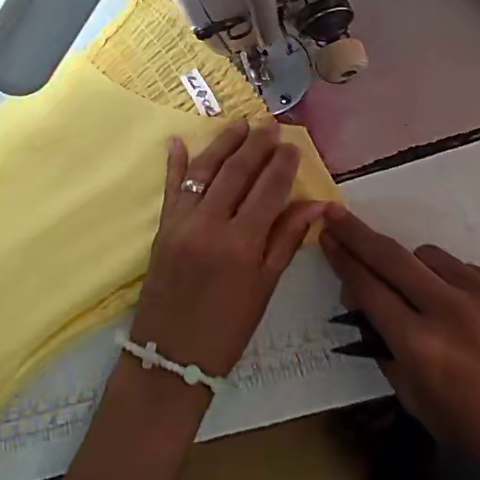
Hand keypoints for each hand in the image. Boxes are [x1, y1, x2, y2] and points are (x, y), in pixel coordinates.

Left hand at [130, 120, 325, 380]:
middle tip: (269, 123)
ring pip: (204, 172)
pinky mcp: (162, 229)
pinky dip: (176, 164)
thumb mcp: (266, 287)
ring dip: (222, 144)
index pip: (268, 189)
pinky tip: (179, 142)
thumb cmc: (228, 328)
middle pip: (236, 172)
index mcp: (242, 242)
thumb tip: (316, 202)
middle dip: (255, 144)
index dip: (282, 164)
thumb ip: (288, 239)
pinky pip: (171, 189)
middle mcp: (210, 224)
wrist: (171, 356)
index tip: (292, 144)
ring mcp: (182, 223)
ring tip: (239, 123)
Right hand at [320, 206, 479, 479]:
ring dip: (412, 267)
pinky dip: (455, 284)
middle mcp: (455, 312)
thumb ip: (392, 356)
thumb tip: (370, 314)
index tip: (327, 238)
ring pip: (432, 257)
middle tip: (337, 216)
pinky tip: (470, 316)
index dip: (342, 261)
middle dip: (358, 234)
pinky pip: (471, 272)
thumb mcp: (424, 408)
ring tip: (418, 294)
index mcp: (424, 350)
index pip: (369, 289)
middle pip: (392, 256)